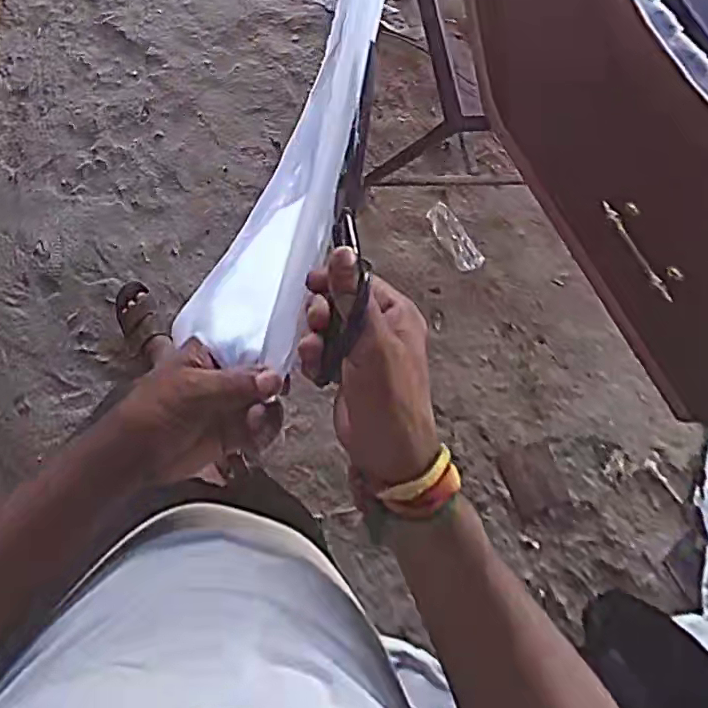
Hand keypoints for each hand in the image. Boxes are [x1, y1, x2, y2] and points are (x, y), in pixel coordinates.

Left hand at [97, 339, 283, 485]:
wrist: (136, 453)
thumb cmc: (155, 408)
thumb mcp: (195, 388)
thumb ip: (236, 383)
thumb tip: (274, 377)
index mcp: (208, 354)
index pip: (247, 346)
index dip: (268, 355)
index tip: (282, 370)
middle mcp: (223, 377)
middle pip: (262, 378)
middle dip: (270, 390)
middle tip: (267, 401)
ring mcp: (227, 406)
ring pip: (265, 406)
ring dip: (267, 415)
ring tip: (254, 422)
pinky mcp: (231, 434)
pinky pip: (258, 431)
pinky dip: (262, 435)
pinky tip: (251, 441)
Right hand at [297, 247, 439, 486]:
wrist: (387, 454)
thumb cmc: (390, 399)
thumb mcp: (370, 342)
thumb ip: (352, 297)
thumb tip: (342, 253)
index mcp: (395, 314)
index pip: (358, 280)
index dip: (333, 281)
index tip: (312, 286)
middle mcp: (379, 329)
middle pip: (338, 302)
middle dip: (321, 313)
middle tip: (317, 325)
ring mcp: (361, 351)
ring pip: (325, 327)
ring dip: (313, 338)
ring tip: (315, 353)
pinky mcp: (345, 370)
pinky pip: (320, 350)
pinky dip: (313, 358)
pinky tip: (316, 371)